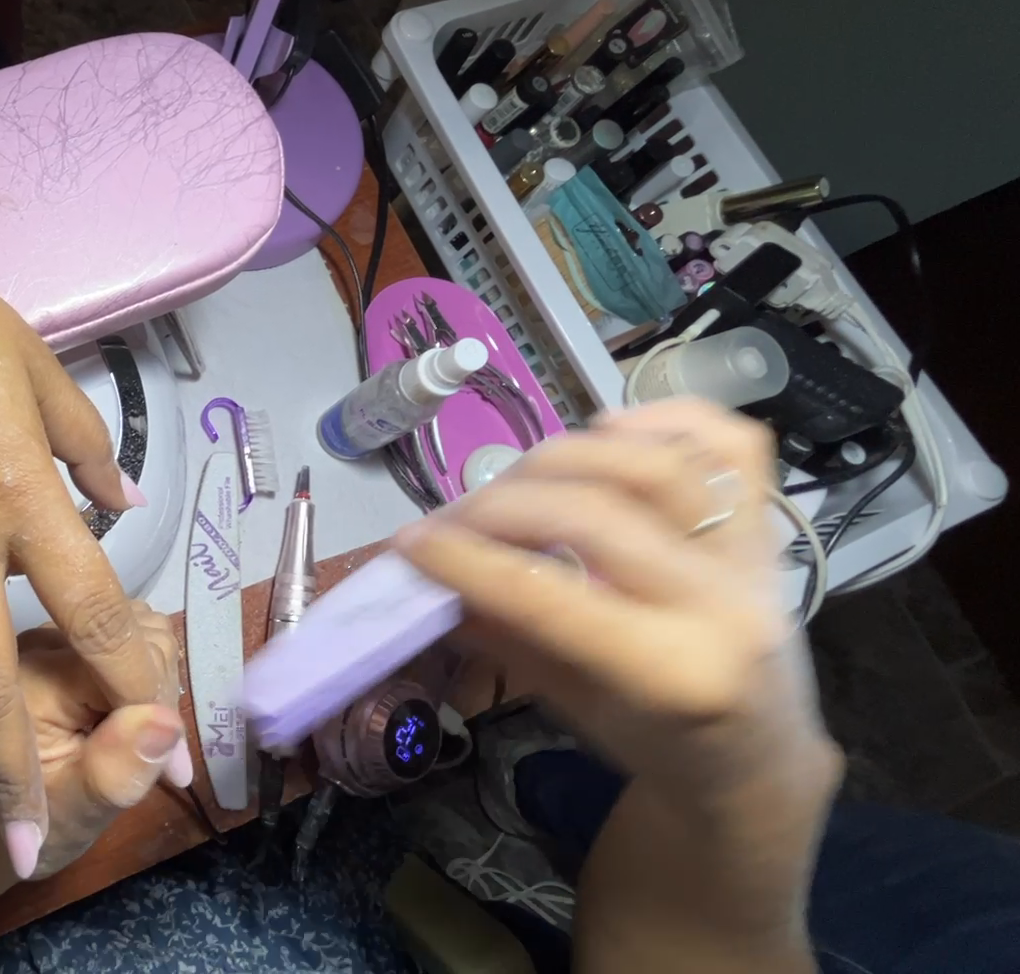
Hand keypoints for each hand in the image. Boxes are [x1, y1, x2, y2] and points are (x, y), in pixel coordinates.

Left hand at [0, 607, 193, 879]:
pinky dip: (141, 674)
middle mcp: (41, 638)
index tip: (166, 768)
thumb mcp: (76, 817)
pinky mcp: (65, 637)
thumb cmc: (30, 828)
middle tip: (150, 754)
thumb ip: (116, 772)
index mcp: (35, 677)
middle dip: (160, 694)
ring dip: (153, 683)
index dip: (158, 706)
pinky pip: (127, 637)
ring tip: (135, 736)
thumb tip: (164, 722)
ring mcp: (53, 632)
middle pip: (140, 635)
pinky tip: (126, 715)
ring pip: (140, 631)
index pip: (128, 658)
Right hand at [393, 399, 840, 809]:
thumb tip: (420, 574)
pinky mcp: (767, 526)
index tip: (407, 541)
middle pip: (590, 513)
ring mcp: (754, 558)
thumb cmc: (645, 735)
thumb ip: (494, 628)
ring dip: (562, 456)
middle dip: (496, 505)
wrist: (757, 754)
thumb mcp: (557, 697)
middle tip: (449, 519)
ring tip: (517, 481)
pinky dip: (663, 419)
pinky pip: (731, 443)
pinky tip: (609, 431)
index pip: (543, 592)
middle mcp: (724, 604)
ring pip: (654, 464)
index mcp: (671, 671)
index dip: (462, 557)